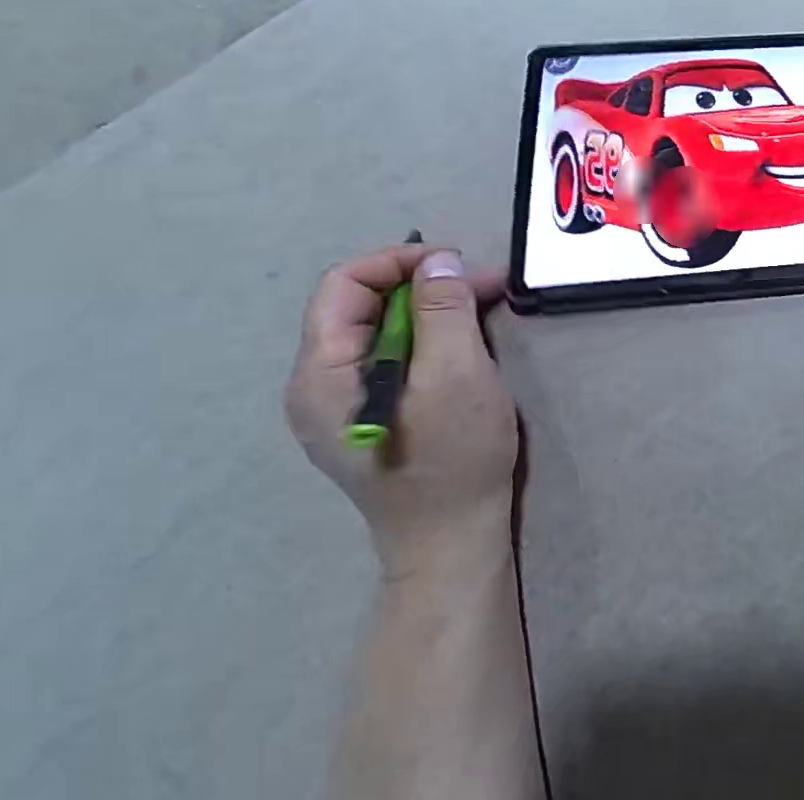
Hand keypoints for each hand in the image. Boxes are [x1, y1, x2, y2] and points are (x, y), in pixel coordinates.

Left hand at [285, 245, 517, 576]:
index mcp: (322, 374)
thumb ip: (443, 310)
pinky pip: (392, 361)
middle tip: (485, 286)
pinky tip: (465, 348)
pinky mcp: (369, 419)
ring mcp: (341, 407)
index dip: (398, 261)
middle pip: (361, 307)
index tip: (456, 264)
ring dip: (432, 313)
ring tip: (484, 311)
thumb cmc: (455, 458)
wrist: (452, 542)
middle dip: (424, 287)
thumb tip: (438, 261)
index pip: (343, 285)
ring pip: (381, 334)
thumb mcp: (457, 374)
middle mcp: (317, 386)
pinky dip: (429, 342)